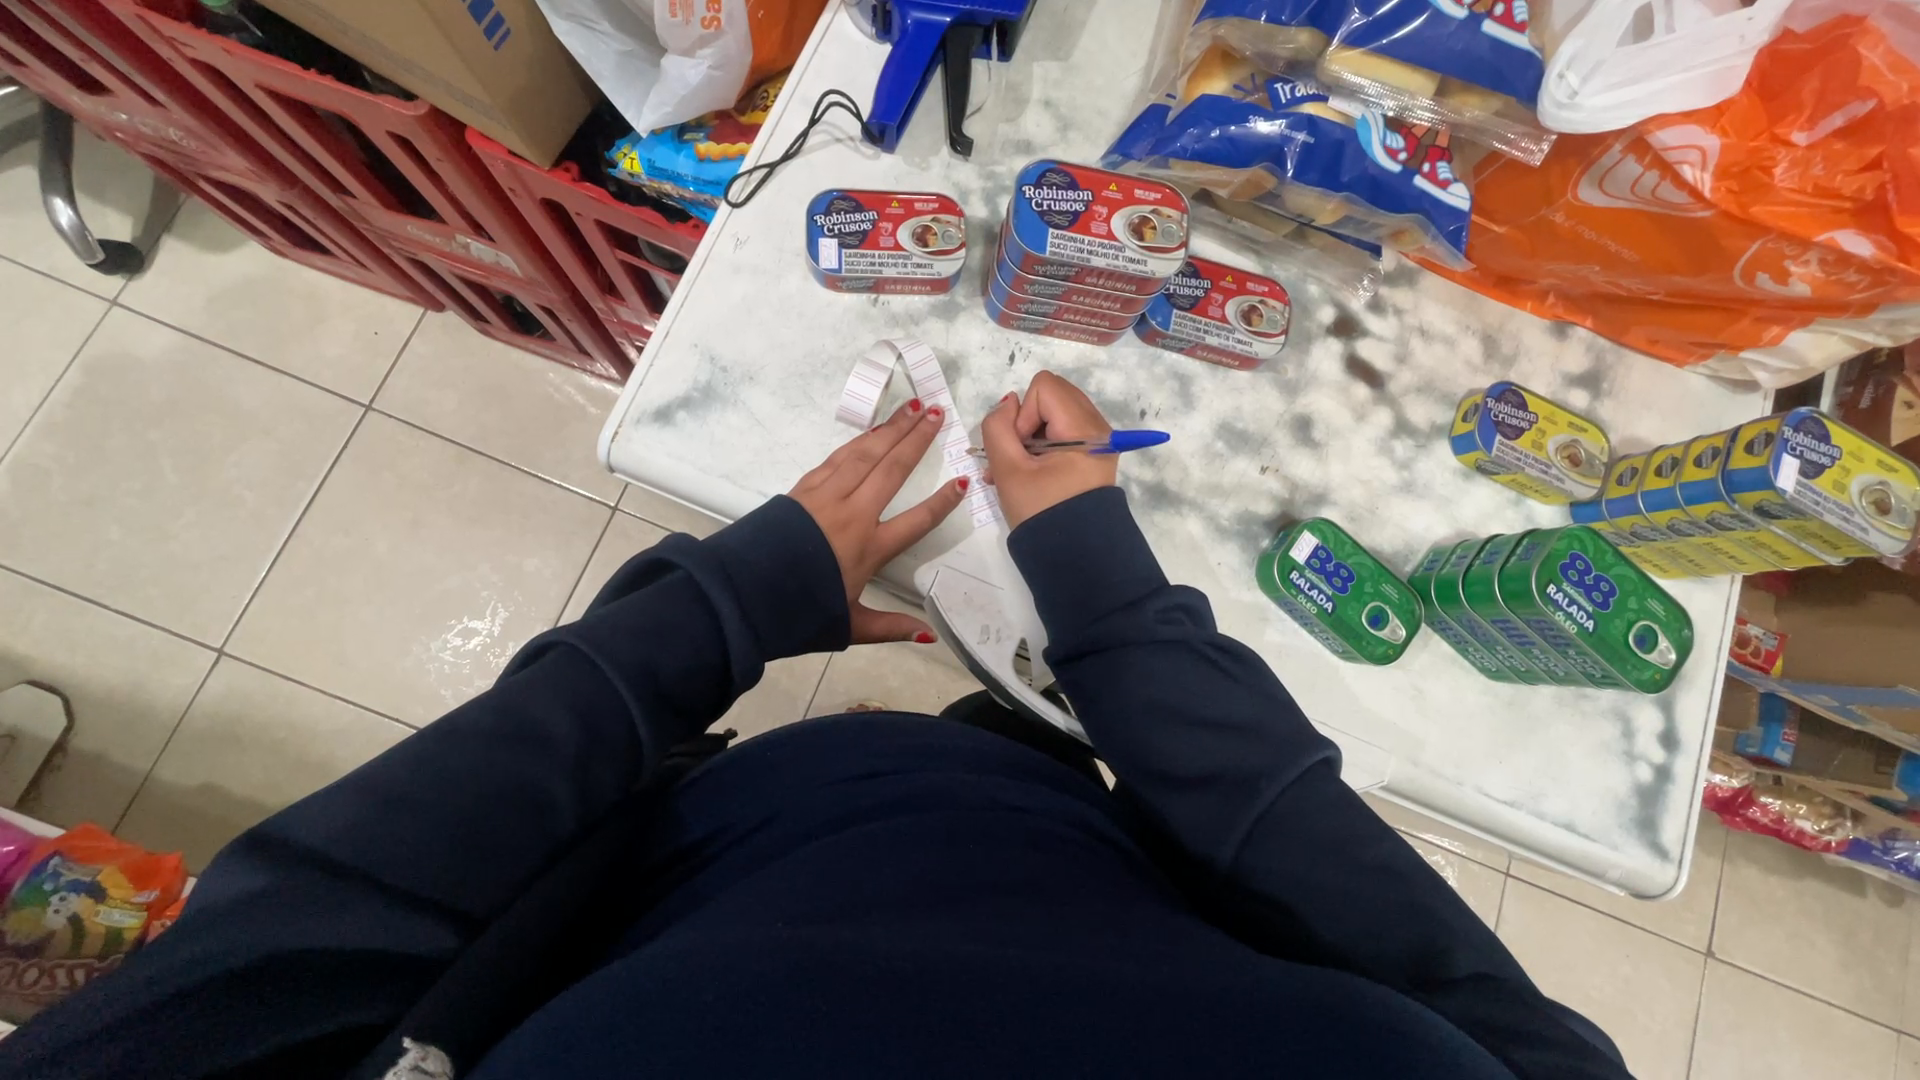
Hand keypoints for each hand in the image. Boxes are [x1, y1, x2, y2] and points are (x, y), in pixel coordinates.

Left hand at [789, 399, 967, 643]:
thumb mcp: (850, 625)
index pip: (918, 520)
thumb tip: (928, 635)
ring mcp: (827, 498)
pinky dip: (857, 442)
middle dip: (916, 440)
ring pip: (865, 455)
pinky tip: (870, 432)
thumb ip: (891, 627)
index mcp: (870, 548)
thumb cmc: (799, 612)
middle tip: (935, 412)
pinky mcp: (803, 490)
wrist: (743, 595)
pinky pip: (837, 459)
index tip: (962, 480)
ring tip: (910, 407)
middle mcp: (853, 515)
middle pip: (892, 470)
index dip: (943, 501)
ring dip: (889, 430)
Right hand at [980, 371, 1117, 527]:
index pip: (1044, 386)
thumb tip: (1008, 402)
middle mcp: (1099, 427)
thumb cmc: (1041, 513)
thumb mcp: (1008, 470)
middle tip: (1016, 457)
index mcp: (1085, 428)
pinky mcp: (1093, 454)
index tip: (1021, 449)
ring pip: (1055, 414)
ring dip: (1030, 436)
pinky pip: (1063, 432)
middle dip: (1026, 422)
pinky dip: (1042, 446)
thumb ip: (998, 427)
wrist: (1075, 557)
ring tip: (1015, 469)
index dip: (1023, 413)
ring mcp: (1099, 441)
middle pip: (1052, 396)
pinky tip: (1029, 472)